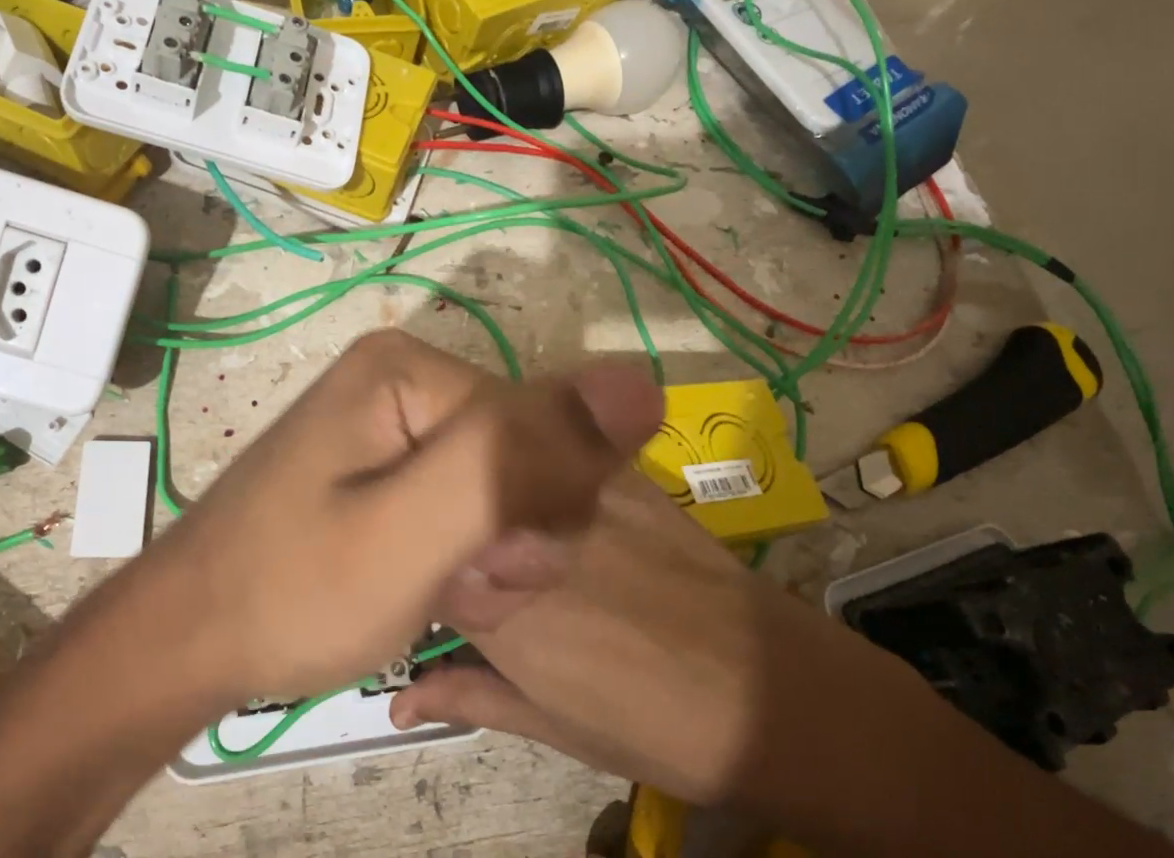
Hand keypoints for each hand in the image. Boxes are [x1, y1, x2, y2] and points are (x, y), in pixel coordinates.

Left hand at [146, 330, 664, 701]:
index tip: (474, 572)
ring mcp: (389, 422)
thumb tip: (642, 381)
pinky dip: (455, 554)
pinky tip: (416, 583)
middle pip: (524, 453)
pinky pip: (462, 501)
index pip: (546, 429)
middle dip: (507, 536)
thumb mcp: (414, 531)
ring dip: (485, 555)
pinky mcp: (381, 464)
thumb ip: (519, 456)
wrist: (191, 637)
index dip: (533, 515)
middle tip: (444, 584)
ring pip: (501, 487)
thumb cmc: (296, 590)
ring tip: (426, 589)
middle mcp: (402, 378)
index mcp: (410, 369)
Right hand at [389, 469, 923, 807]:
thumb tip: (396, 702)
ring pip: (496, 454)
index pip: (412, 555)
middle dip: (431, 501)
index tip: (403, 563)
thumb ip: (465, 696)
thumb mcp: (549, 723)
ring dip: (475, 467)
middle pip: (448, 491)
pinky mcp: (619, 474)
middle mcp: (523, 536)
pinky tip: (528, 473)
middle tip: (422, 518)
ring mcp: (574, 495)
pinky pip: (551, 446)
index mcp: (493, 606)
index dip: (405, 555)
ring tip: (470, 488)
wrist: (777, 697)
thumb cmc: (653, 728)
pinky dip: (527, 454)